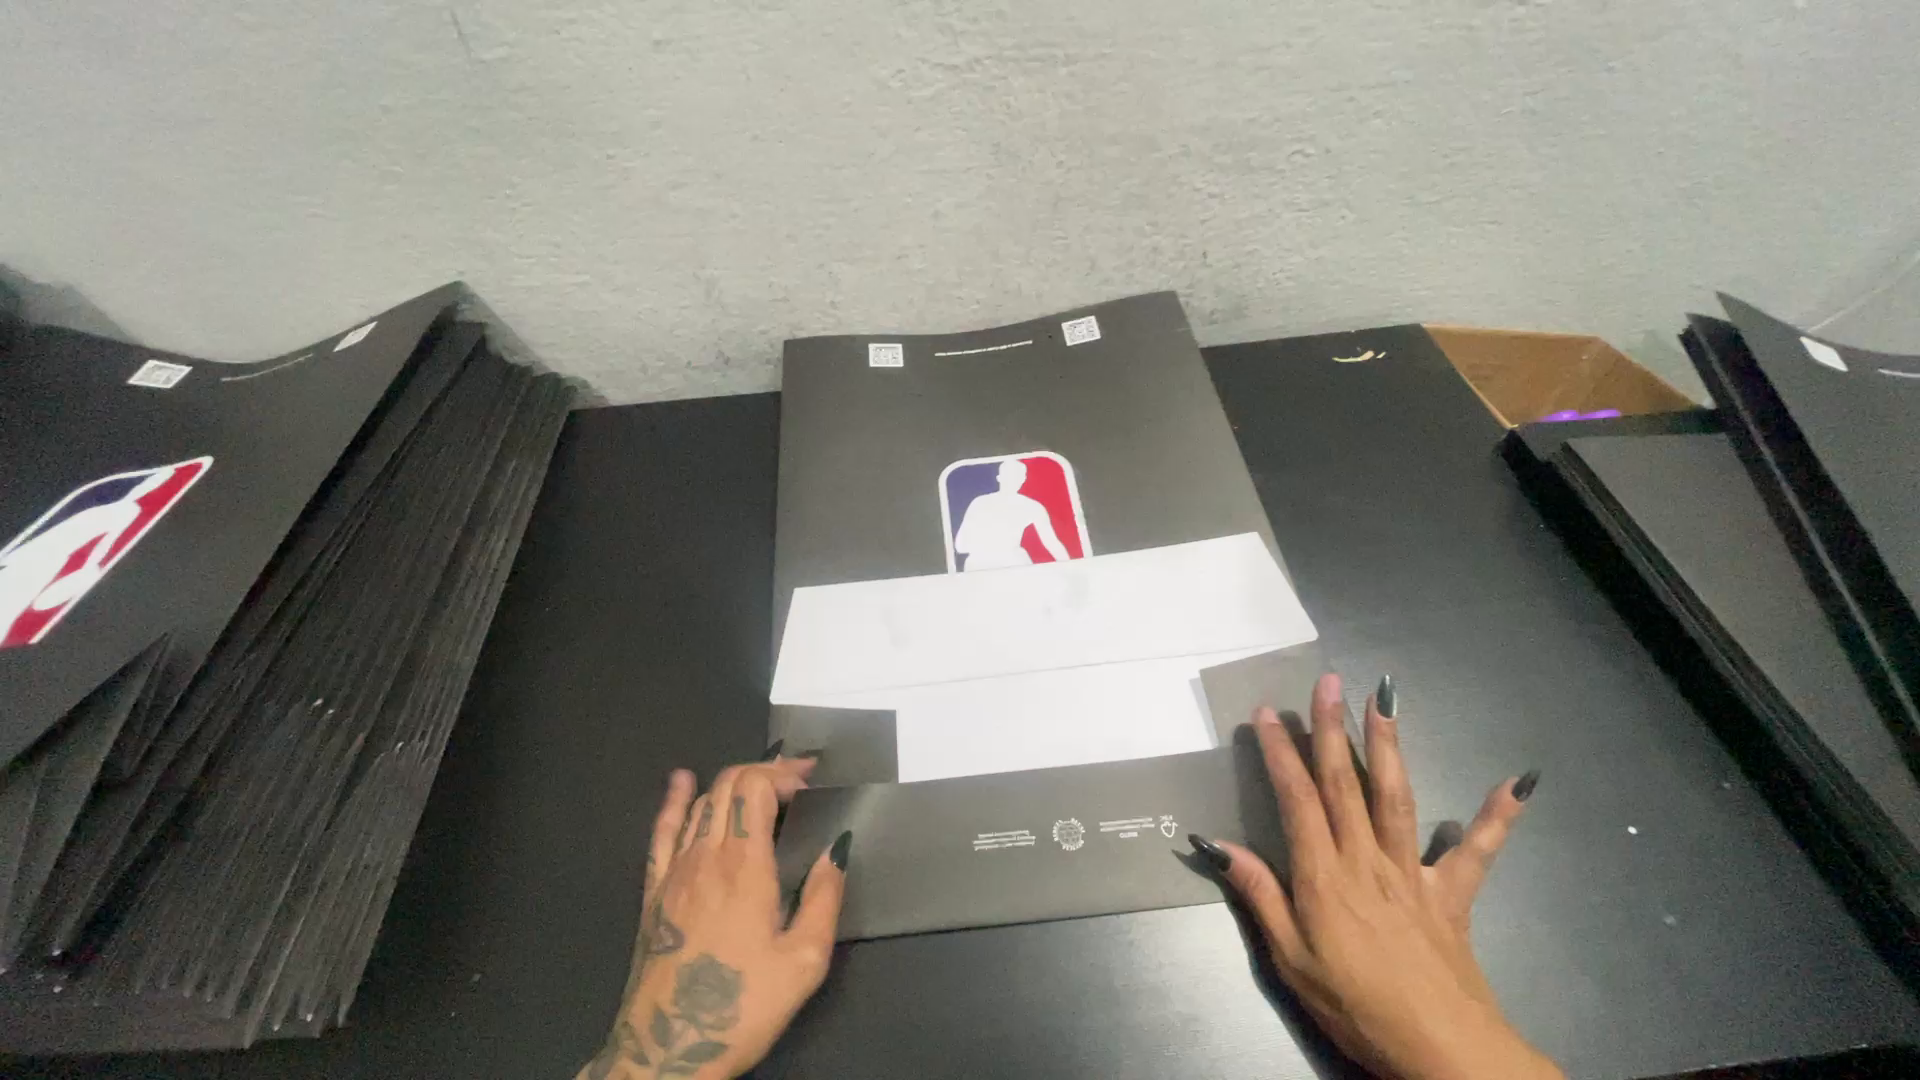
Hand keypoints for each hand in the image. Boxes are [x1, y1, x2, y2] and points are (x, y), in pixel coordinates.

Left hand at [579, 755, 850, 1079]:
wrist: (665, 1055)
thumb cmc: (741, 1007)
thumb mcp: (804, 961)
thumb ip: (823, 898)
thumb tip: (835, 848)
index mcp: (744, 865)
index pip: (755, 786)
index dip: (783, 773)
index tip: (810, 783)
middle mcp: (705, 856)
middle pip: (728, 785)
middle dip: (765, 771)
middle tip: (797, 781)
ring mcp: (673, 872)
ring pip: (700, 803)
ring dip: (733, 783)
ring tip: (762, 783)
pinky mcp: (652, 892)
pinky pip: (661, 831)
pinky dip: (674, 800)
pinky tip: (681, 782)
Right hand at [1191, 674, 1560, 1079]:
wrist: (1444, 1054)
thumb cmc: (1355, 1006)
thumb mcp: (1290, 960)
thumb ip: (1259, 895)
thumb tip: (1216, 844)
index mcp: (1324, 876)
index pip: (1297, 800)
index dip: (1281, 753)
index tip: (1267, 713)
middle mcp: (1367, 860)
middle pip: (1345, 784)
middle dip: (1331, 729)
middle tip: (1327, 682)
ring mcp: (1413, 873)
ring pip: (1397, 798)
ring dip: (1388, 746)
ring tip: (1386, 700)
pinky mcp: (1452, 895)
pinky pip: (1477, 854)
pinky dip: (1497, 817)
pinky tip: (1518, 780)